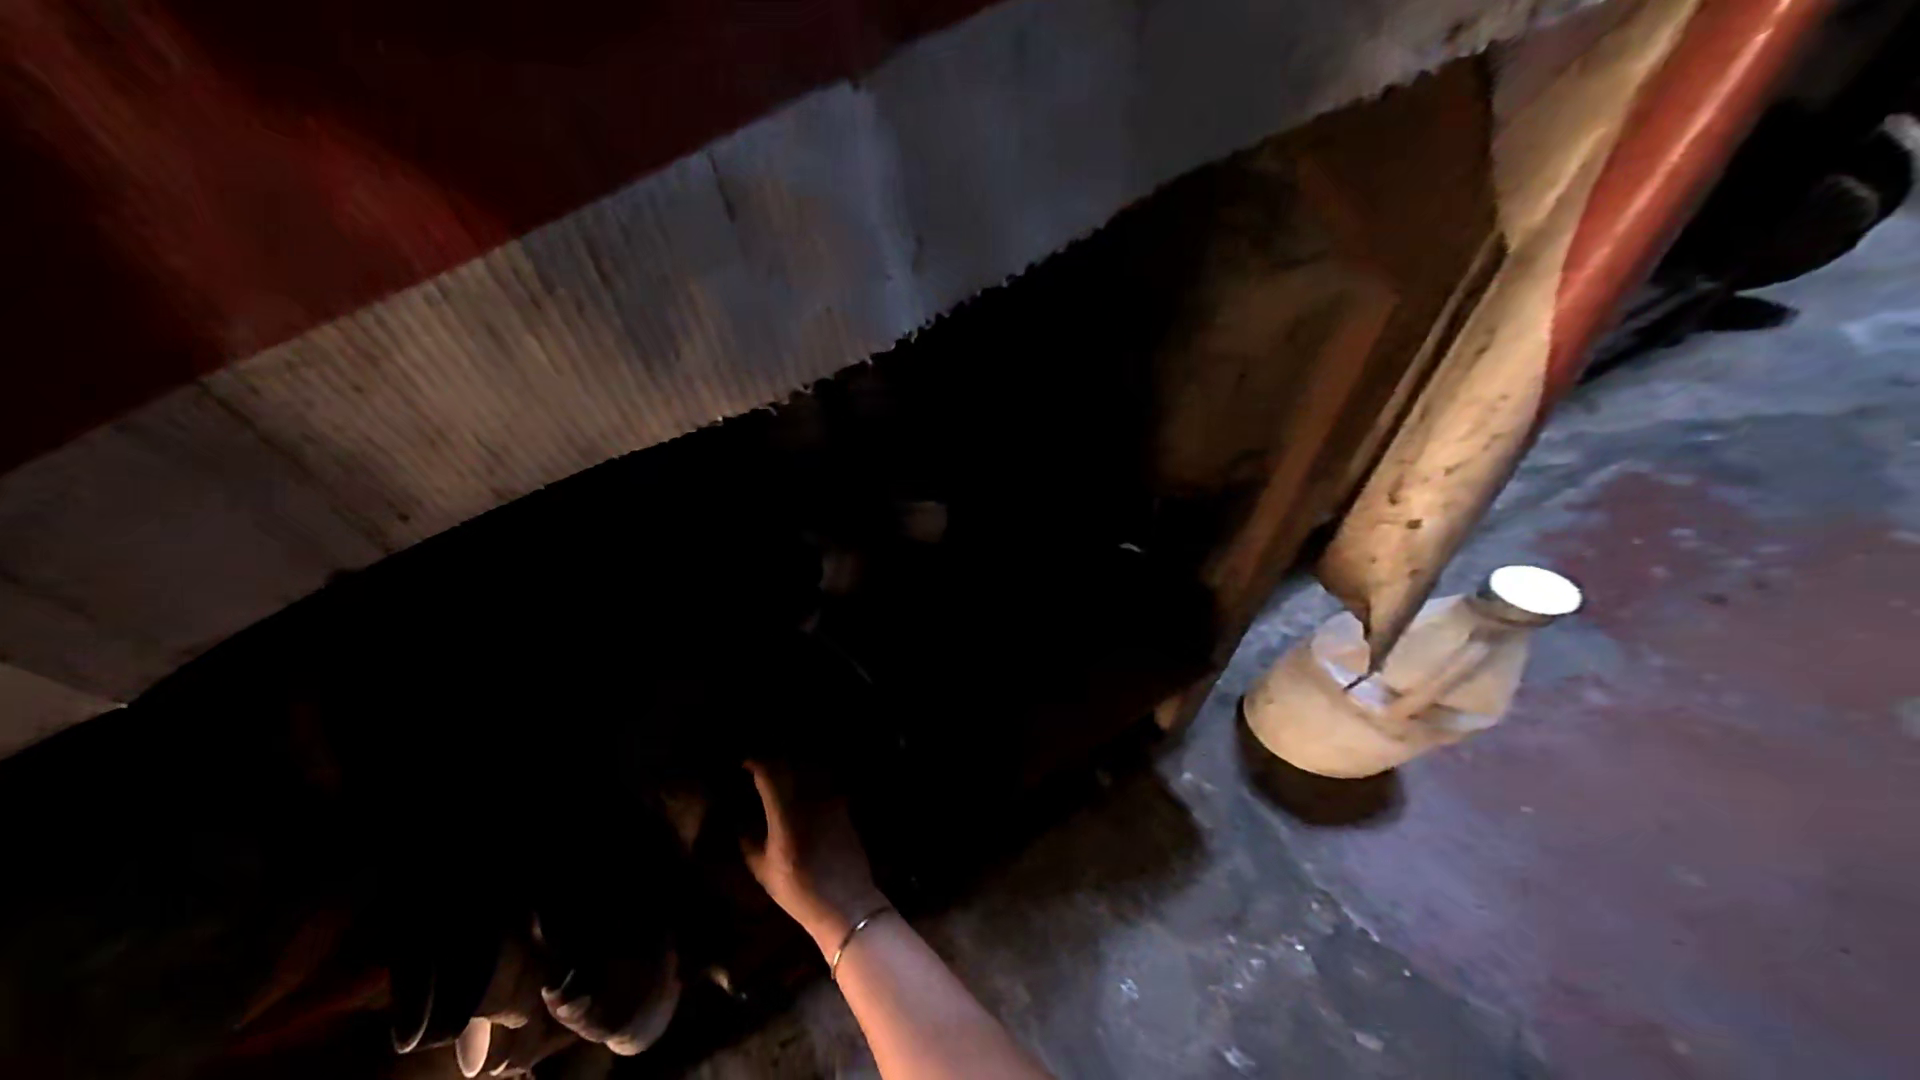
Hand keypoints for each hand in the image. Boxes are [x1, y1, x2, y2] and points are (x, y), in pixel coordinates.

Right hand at [740, 761, 888, 955]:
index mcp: (786, 818)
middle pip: (792, 764)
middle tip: (762, 768)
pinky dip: (812, 778)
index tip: (745, 764)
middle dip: (774, 761)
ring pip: (811, 769)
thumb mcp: (765, 871)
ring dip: (794, 766)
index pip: (771, 775)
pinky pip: (825, 782)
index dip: (756, 763)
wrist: (846, 902)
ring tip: (782, 775)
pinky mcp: (844, 806)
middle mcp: (810, 802)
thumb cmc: (800, 892)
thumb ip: (749, 842)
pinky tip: (804, 791)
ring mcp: (831, 801)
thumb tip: (739, 822)